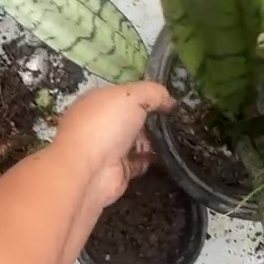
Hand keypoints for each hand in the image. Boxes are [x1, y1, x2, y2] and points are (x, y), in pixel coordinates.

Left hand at [50, 81, 174, 208]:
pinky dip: (152, 160)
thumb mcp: (132, 96)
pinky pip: (140, 162)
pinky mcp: (118, 170)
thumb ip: (153, 93)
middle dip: (152, 119)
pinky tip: (168, 155)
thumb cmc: (105, 125)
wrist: (88, 170)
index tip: (167, 99)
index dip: (145, 96)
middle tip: (172, 119)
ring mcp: (108, 149)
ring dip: (154, 140)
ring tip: (174, 137)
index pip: (124, 96)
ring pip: (137, 141)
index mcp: (97, 102)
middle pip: (132, 119)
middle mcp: (101, 124)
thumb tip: (170, 101)